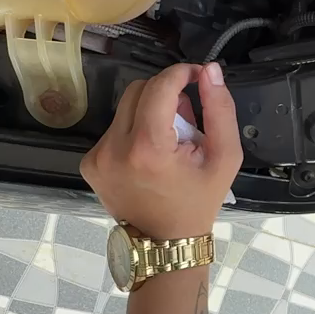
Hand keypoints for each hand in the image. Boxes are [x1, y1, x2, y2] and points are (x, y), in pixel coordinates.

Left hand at [81, 62, 241, 239]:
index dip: (181, 73)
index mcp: (149, 148)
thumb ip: (220, 110)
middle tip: (188, 117)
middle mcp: (115, 148)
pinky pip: (115, 128)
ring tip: (171, 140)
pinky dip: (136, 131)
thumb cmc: (200, 200)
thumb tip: (210, 71)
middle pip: (139, 90)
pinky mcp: (89, 162)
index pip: (159, 87)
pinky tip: (152, 154)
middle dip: (167, 94)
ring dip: (151, 112)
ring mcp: (97, 156)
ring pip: (126, 108)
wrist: (166, 242)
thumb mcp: (225, 157)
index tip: (198, 76)